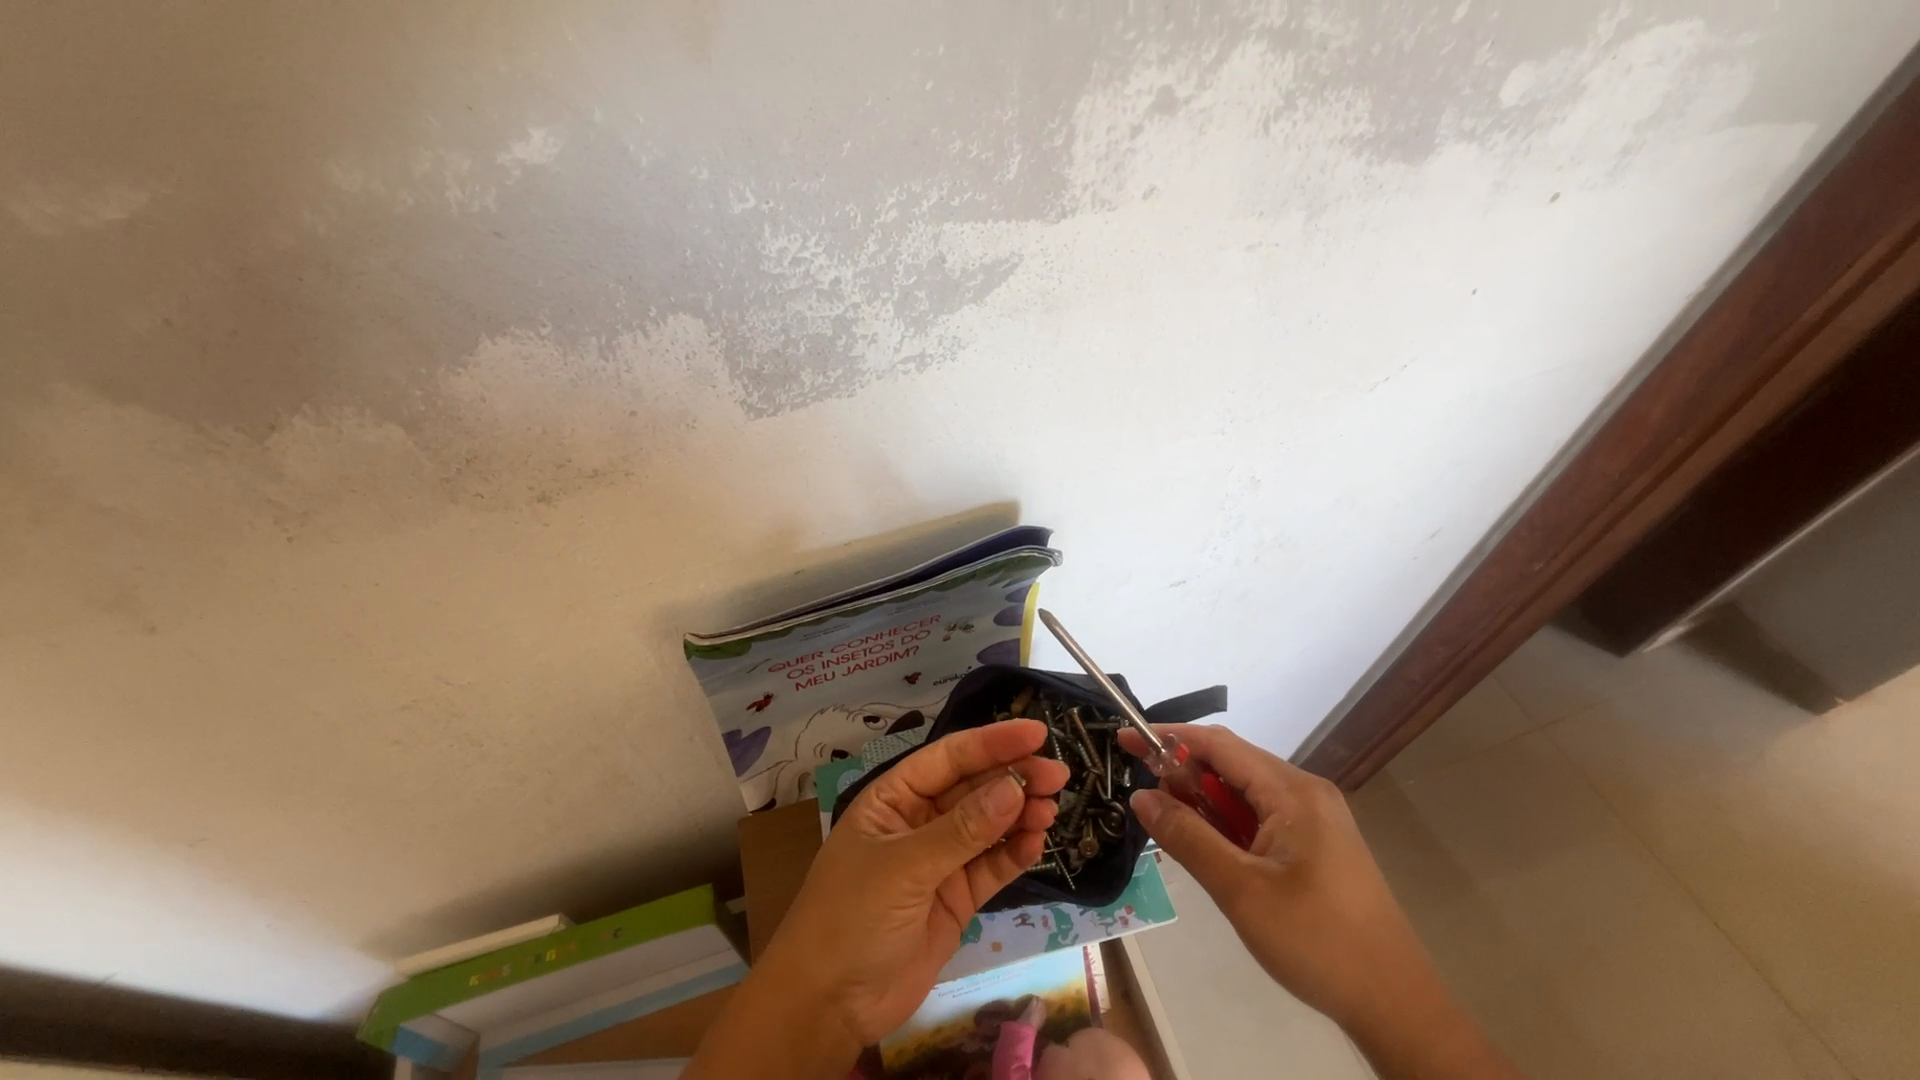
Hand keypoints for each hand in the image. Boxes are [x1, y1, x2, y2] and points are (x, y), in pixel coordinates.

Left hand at [687, 719, 1070, 1079]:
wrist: (829, 1005)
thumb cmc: (851, 919)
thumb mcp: (903, 868)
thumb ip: (962, 830)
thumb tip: (1014, 787)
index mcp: (892, 799)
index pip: (948, 759)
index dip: (991, 742)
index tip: (1037, 733)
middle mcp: (917, 823)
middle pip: (973, 789)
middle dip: (1013, 778)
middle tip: (1059, 775)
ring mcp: (938, 862)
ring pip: (987, 827)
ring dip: (1019, 815)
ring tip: (1052, 809)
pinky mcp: (955, 899)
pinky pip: (991, 867)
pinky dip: (1014, 854)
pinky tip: (1036, 843)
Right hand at [1121, 724, 1521, 1079]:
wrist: (1394, 1002)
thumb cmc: (1316, 940)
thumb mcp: (1240, 889)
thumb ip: (1187, 837)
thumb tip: (1141, 796)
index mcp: (1293, 792)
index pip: (1219, 745)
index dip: (1168, 738)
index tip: (1123, 739)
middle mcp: (1306, 794)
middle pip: (1232, 766)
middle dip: (1182, 774)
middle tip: (1140, 798)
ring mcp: (1314, 821)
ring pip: (1244, 795)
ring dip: (1203, 803)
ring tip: (1165, 826)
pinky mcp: (1316, 848)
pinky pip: (1260, 820)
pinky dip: (1226, 826)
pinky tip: (1204, 848)